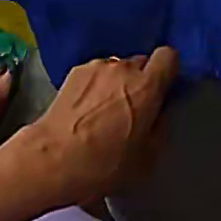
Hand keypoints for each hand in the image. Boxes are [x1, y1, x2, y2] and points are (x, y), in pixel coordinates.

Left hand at [15, 47, 177, 205]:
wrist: (52, 159)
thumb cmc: (103, 164)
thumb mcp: (146, 159)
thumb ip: (160, 128)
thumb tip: (159, 113)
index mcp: (147, 86)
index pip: (169, 56)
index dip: (168, 70)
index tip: (164, 88)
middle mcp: (124, 67)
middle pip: (141, 63)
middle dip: (141, 81)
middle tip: (133, 108)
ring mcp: (98, 66)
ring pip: (117, 68)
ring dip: (117, 83)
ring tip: (104, 111)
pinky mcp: (76, 70)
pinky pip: (96, 73)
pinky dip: (96, 86)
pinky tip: (85, 110)